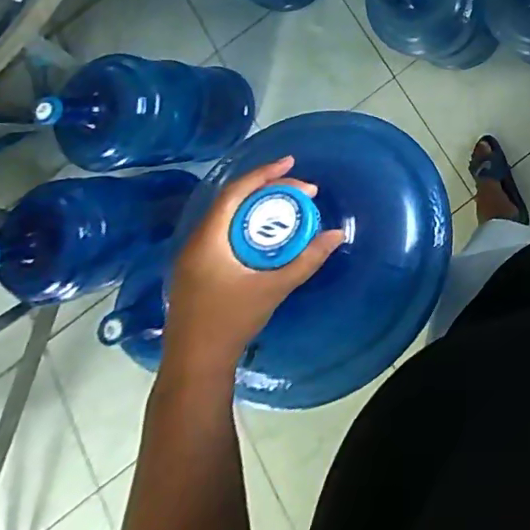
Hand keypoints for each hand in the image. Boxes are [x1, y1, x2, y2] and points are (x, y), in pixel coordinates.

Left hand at [163, 156, 344, 374]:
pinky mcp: (196, 271)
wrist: (194, 367)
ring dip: (257, 207)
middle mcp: (196, 241)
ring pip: (227, 217)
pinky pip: (224, 233)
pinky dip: (248, 224)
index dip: (264, 173)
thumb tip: (337, 234)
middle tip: (299, 189)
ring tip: (287, 205)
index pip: (236, 192)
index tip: (291, 163)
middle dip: (266, 189)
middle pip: (232, 201)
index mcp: (208, 239)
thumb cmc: (230, 322)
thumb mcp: (274, 288)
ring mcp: (193, 257)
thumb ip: (306, 260)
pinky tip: (266, 234)